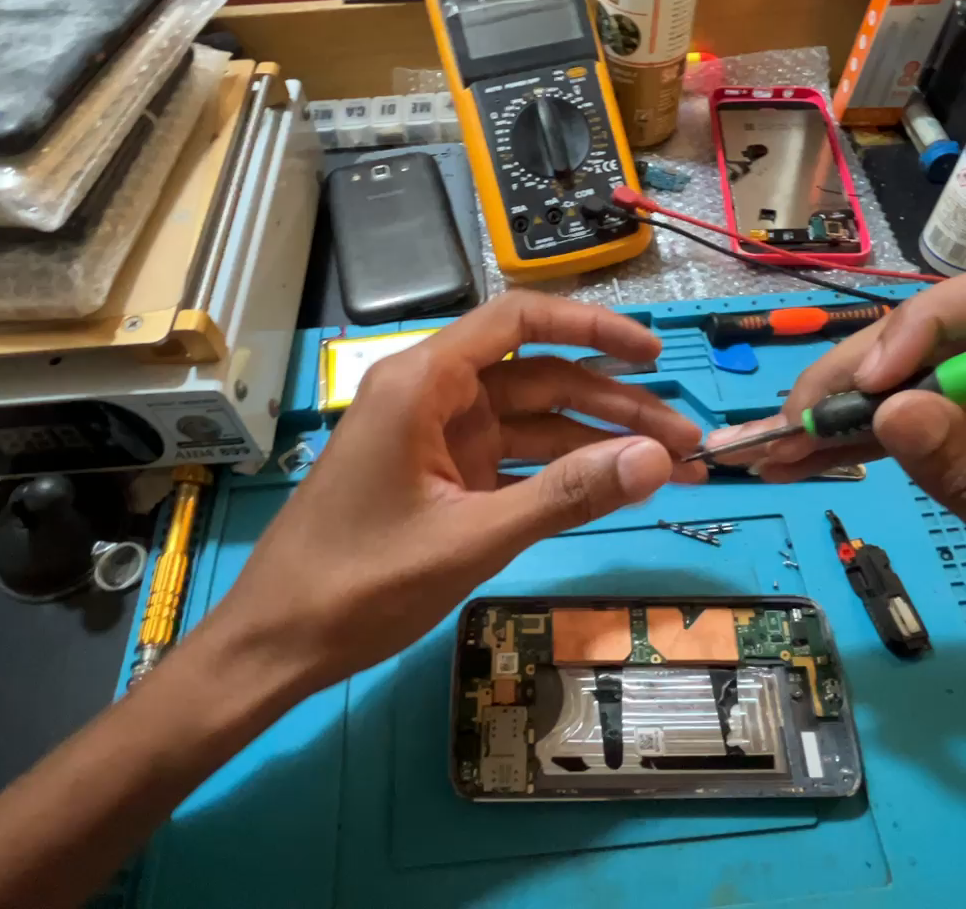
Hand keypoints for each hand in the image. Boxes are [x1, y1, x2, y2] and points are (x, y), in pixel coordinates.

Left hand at [193, 292, 704, 695]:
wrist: (277, 643)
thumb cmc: (360, 584)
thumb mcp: (471, 539)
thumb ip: (565, 496)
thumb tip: (657, 459)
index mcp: (424, 383)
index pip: (519, 321)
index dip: (592, 328)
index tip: (653, 356)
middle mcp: (433, 396)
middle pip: (540, 377)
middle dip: (615, 406)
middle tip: (688, 440)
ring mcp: (439, 439)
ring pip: (533, 423)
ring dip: (597, 444)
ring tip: (671, 470)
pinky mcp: (444, 478)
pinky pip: (514, 462)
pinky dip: (561, 475)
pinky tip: (611, 489)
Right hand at [708, 252, 965, 759]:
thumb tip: (891, 410)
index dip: (942, 318)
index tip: (877, 380)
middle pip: (951, 336)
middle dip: (864, 371)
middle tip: (794, 421)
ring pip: (921, 377)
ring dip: (846, 407)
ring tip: (779, 444)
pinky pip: (920, 424)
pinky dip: (862, 442)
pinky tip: (805, 460)